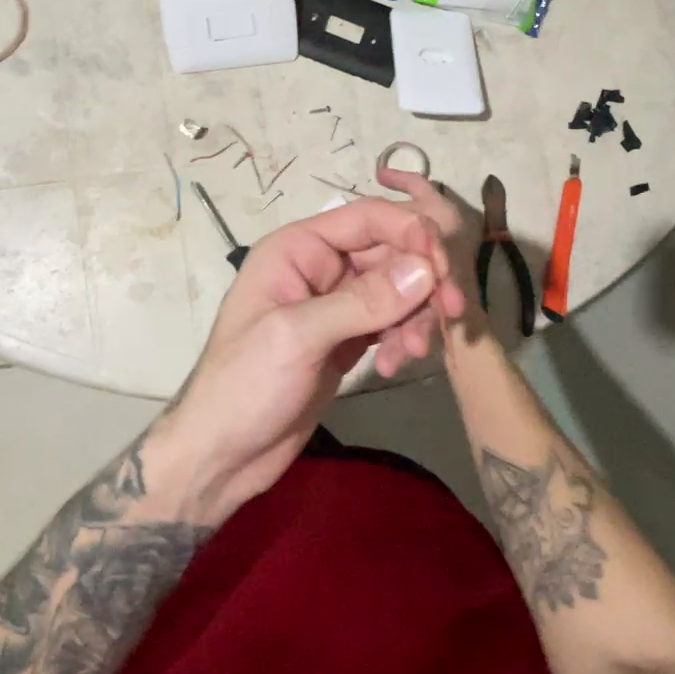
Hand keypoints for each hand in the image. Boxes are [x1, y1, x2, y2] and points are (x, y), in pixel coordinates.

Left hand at [165, 198, 466, 511]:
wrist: (223, 454)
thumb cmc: (244, 386)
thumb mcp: (298, 337)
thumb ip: (363, 301)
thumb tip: (426, 268)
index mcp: (297, 249)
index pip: (368, 219)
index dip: (412, 234)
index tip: (445, 269)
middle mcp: (319, 268)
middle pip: (391, 254)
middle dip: (423, 282)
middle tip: (451, 315)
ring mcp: (335, 305)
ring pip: (397, 291)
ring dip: (415, 317)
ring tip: (412, 354)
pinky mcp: (346, 339)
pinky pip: (390, 323)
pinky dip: (402, 339)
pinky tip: (393, 365)